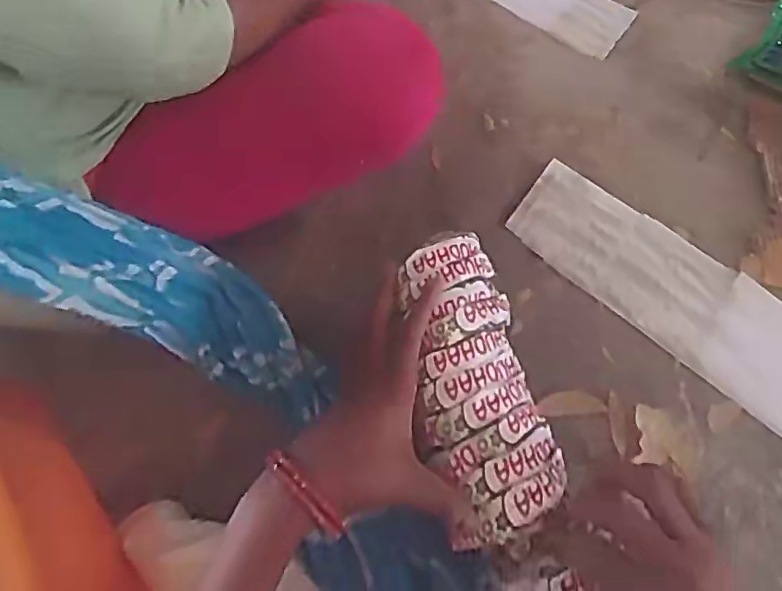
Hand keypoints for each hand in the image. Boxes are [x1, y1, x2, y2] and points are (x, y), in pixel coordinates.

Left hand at [287, 274, 461, 522]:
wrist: (308, 484)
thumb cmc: (361, 473)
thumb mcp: (406, 484)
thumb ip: (440, 496)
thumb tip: (473, 514)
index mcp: (394, 387)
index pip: (411, 337)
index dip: (423, 306)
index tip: (434, 279)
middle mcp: (373, 377)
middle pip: (377, 325)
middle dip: (386, 294)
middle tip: (392, 267)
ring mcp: (352, 385)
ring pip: (361, 336)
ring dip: (370, 311)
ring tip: (377, 293)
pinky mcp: (340, 397)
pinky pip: (353, 355)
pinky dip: (360, 338)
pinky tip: (362, 342)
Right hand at [556, 463, 730, 590]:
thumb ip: (606, 587)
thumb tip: (580, 565)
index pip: (594, 554)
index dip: (569, 541)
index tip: (557, 536)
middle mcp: (672, 561)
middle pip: (621, 512)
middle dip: (589, 501)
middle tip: (574, 502)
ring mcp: (697, 545)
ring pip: (656, 485)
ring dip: (624, 474)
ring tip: (603, 474)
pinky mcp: (713, 540)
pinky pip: (682, 495)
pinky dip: (657, 485)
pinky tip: (639, 487)